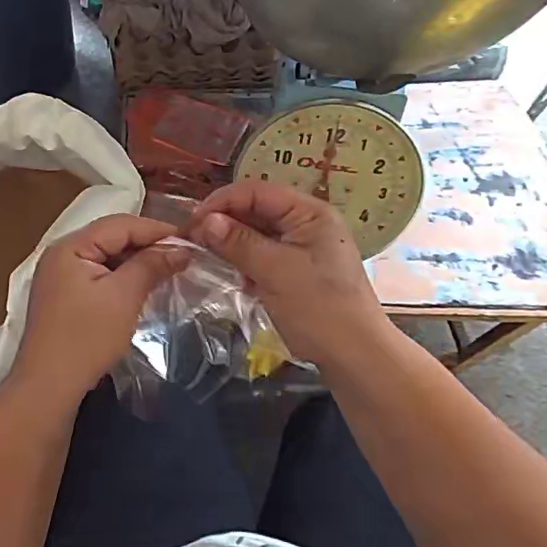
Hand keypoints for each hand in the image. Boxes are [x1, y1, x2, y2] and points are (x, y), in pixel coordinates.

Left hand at [9, 214, 188, 399]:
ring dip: (138, 260)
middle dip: (148, 244)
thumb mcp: (124, 297)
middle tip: (183, 254)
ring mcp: (61, 276)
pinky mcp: (65, 296)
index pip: (120, 224)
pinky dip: (124, 275)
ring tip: (169, 267)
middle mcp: (62, 254)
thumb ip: (151, 265)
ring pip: (108, 256)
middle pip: (112, 237)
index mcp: (70, 247)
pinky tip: (144, 284)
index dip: (156, 229)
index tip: (189, 239)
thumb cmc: (86, 338)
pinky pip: (100, 274)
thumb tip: (181, 249)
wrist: (48, 387)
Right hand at [187, 180, 395, 365]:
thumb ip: (239, 243)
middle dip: (225, 223)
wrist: (354, 354)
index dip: (222, 202)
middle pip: (257, 211)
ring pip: (258, 235)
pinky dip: (246, 262)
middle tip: (192, 241)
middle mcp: (307, 223)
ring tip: (205, 256)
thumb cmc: (319, 307)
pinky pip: (265, 256)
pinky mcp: (298, 271)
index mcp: (309, 213)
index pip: (257, 192)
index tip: (192, 223)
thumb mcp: (275, 271)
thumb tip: (205, 221)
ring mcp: (303, 248)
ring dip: (233, 243)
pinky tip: (232, 275)